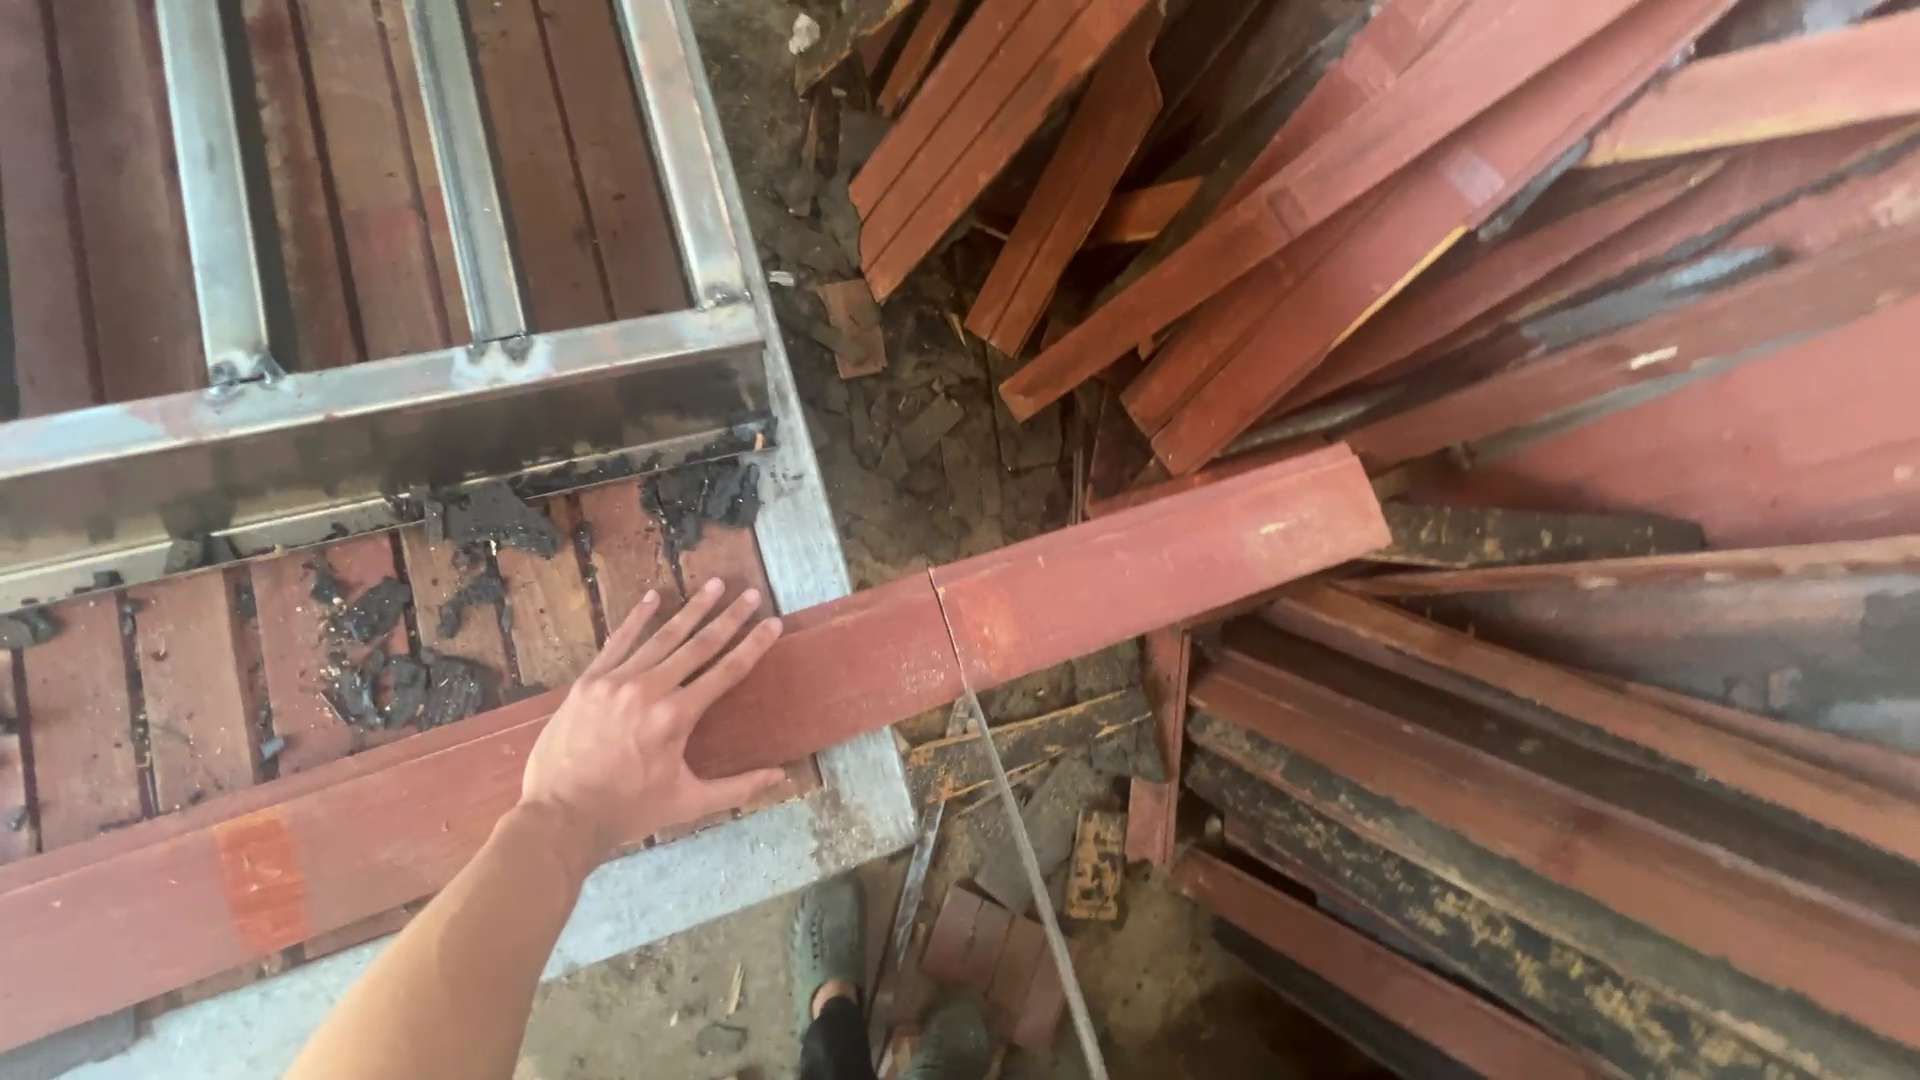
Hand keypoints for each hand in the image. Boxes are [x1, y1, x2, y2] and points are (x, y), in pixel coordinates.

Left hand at [518, 578, 786, 868]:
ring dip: (692, 609)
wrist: (559, 816)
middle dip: (729, 617)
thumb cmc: (629, 811)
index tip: (773, 622)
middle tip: (750, 594)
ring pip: (662, 637)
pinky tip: (653, 597)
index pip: (727, 671)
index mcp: (677, 717)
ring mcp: (616, 682)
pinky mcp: (589, 682)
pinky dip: (637, 619)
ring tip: (715, 585)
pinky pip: (618, 642)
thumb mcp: (689, 803)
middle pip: (699, 645)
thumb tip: (781, 776)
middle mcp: (650, 690)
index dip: (753, 645)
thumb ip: (738, 788)